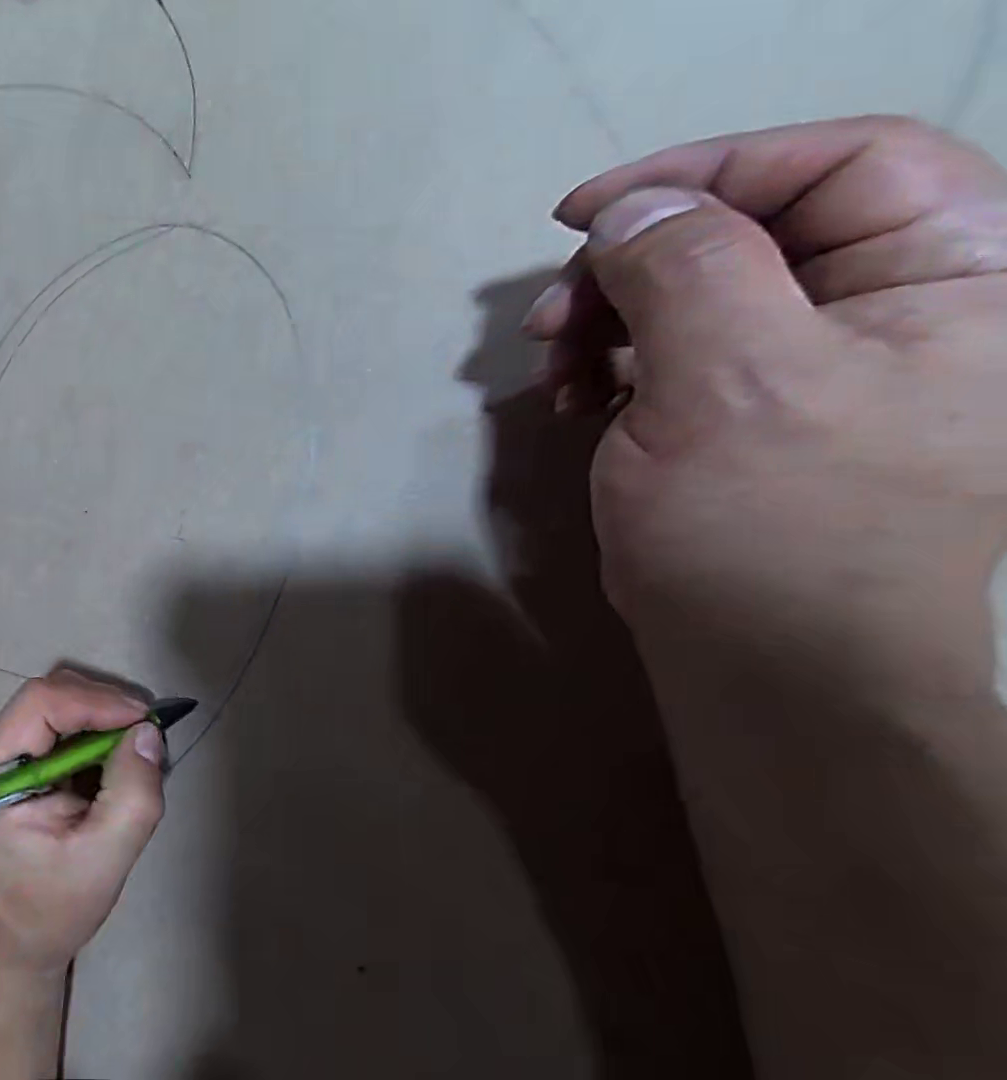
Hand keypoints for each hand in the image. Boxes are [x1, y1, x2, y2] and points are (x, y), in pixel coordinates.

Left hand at [0, 669, 165, 975]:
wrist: (16, 939)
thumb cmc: (52, 908)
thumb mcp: (104, 861)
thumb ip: (132, 795)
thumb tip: (148, 732)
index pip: (39, 703)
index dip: (96, 701)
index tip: (145, 721)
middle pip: (48, 697)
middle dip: (104, 708)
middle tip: (148, 738)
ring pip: (56, 705)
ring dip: (102, 720)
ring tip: (133, 758)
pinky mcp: (11, 756)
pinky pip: (57, 724)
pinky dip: (93, 734)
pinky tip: (112, 765)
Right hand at [524, 116, 1006, 694]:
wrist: (783, 666)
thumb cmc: (781, 523)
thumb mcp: (734, 379)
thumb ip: (688, 269)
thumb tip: (629, 207)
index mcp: (949, 274)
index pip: (833, 162)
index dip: (701, 171)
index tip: (581, 214)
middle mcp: (888, 309)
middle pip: (744, 232)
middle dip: (628, 266)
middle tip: (547, 321)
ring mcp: (808, 369)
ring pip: (693, 297)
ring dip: (605, 323)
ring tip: (553, 373)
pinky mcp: (742, 417)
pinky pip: (672, 357)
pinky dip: (612, 369)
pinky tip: (577, 404)